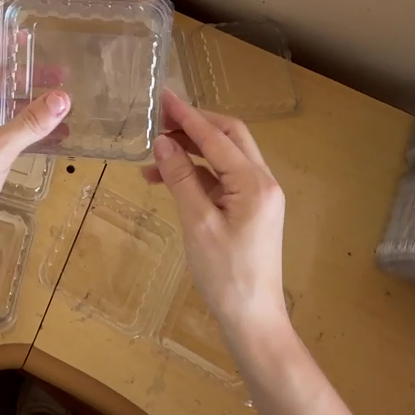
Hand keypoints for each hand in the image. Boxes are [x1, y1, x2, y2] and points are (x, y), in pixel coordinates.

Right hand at [147, 90, 289, 339]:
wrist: (253, 319)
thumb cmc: (225, 274)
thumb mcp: (197, 223)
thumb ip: (180, 178)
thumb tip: (162, 142)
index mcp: (254, 182)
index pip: (216, 136)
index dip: (186, 115)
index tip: (162, 95)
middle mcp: (262, 181)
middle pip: (228, 136)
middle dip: (193, 125)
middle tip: (158, 119)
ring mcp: (258, 195)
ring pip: (223, 156)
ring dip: (191, 150)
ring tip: (153, 155)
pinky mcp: (249, 209)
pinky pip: (221, 178)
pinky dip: (196, 172)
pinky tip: (167, 179)